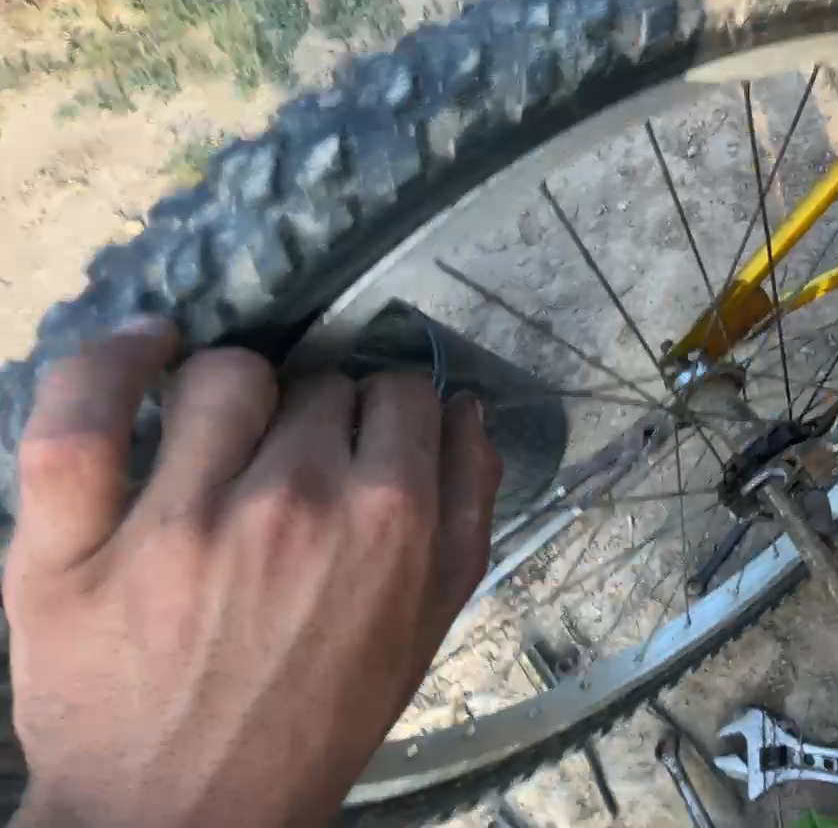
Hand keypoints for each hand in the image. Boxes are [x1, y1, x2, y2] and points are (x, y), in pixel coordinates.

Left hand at [4, 318, 502, 826]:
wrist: (195, 803)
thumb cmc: (341, 695)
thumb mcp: (445, 599)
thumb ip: (475, 494)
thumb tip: (468, 408)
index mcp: (393, 510)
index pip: (404, 392)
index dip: (398, 406)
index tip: (384, 431)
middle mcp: (299, 496)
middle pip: (326, 384)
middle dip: (332, 409)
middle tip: (317, 453)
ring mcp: (181, 516)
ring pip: (229, 380)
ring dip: (249, 388)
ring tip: (241, 425)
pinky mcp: (71, 547)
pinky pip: (80, 420)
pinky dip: (112, 364)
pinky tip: (148, 345)